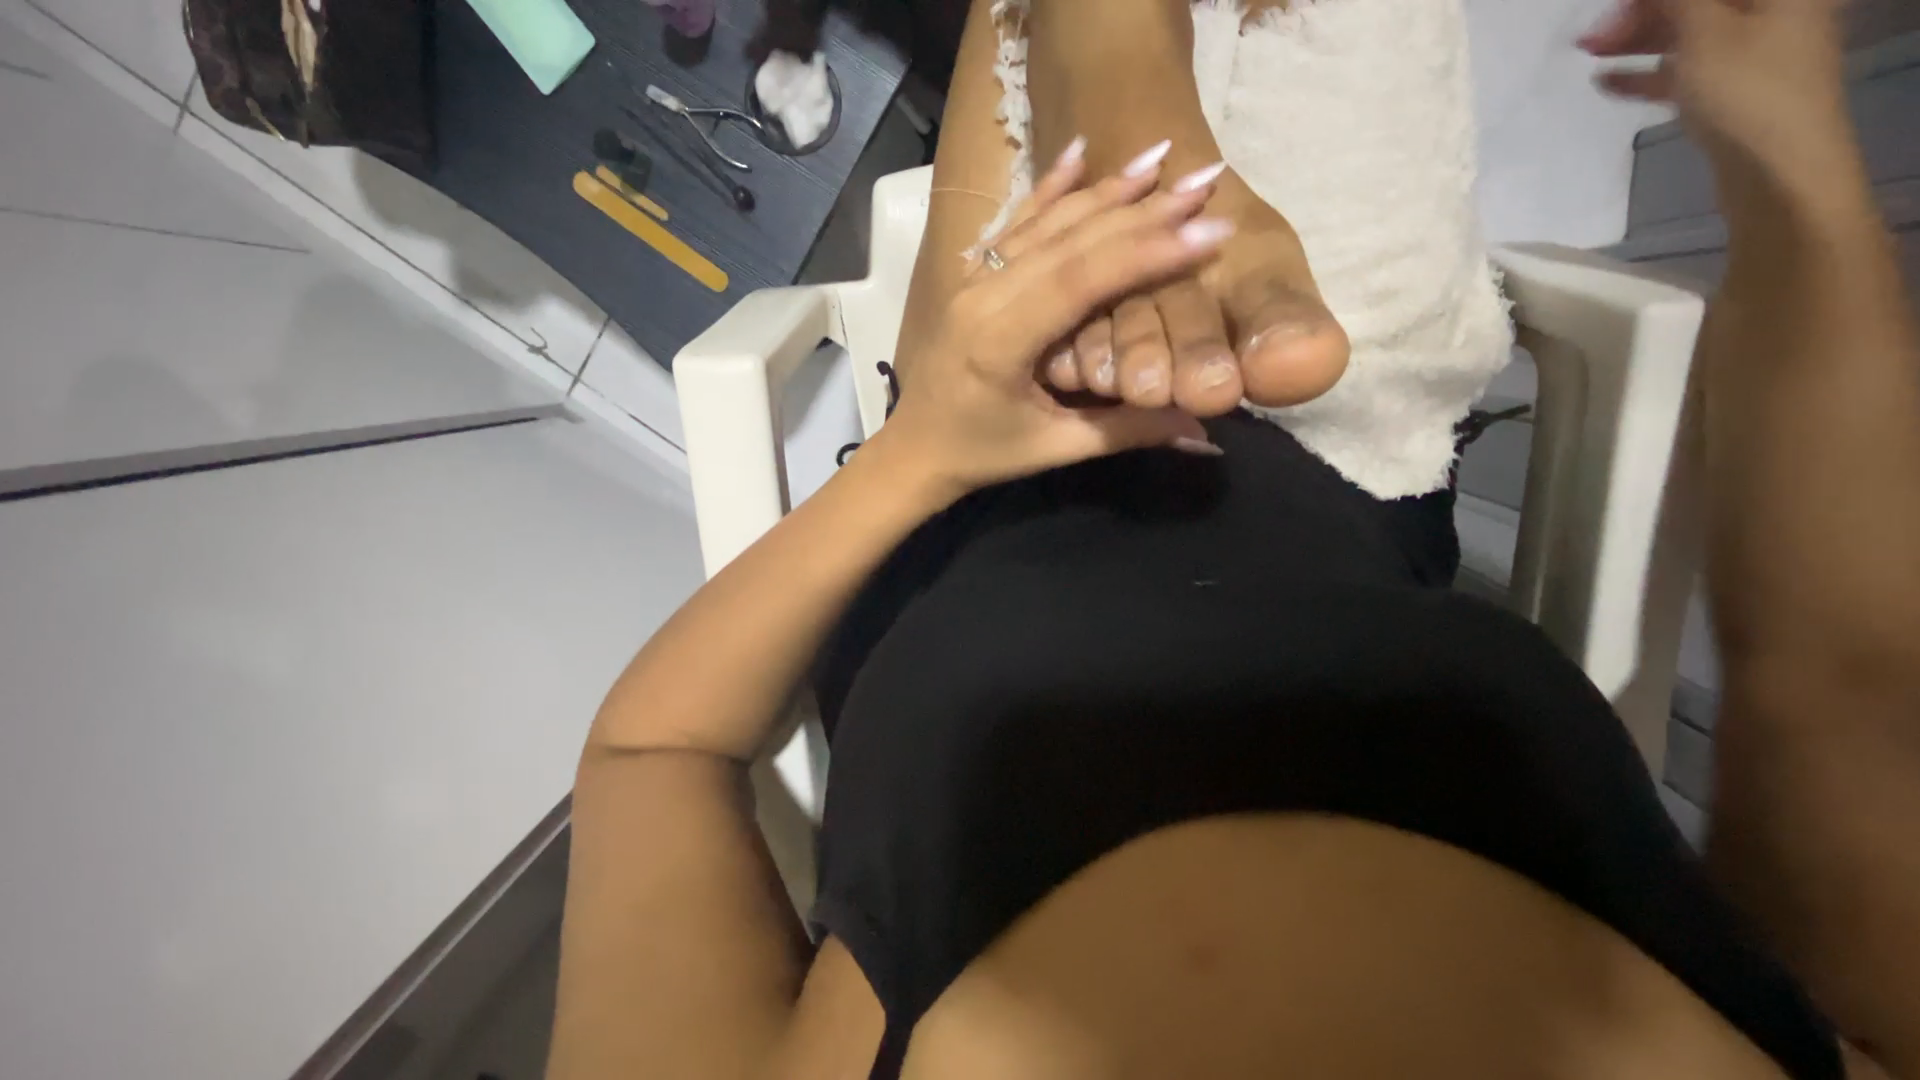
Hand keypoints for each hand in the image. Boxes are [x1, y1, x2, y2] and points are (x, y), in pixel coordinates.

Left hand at [872, 159, 1234, 498]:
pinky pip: (1014, 224)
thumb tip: (1207, 434)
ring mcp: (971, 279)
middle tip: (1203, 181)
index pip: (1080, 279)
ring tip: (1160, 157)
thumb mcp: (1055, 448)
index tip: (1210, 228)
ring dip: (1104, 189)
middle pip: (1068, 240)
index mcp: (999, 341)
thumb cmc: (982, 454)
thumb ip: (1127, 431)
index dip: (1146, 252)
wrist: (914, 450)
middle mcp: (982, 296)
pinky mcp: (969, 274)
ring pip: (1043, 223)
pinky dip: (1048, 188)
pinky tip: (1079, 152)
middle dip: (1140, 210)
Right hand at [1581, 0, 1851, 173]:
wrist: (1777, 168)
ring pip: (1686, 34)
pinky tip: (1607, 81)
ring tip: (1590, 53)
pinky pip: (1683, 70)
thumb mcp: (1708, 33)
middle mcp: (1770, 10)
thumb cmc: (1747, 91)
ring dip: (1637, 41)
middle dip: (1642, 13)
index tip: (1609, 7)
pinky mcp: (1730, 89)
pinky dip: (1646, 73)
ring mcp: (1751, 51)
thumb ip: (1675, 0)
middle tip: (1591, 37)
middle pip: (1696, 2)